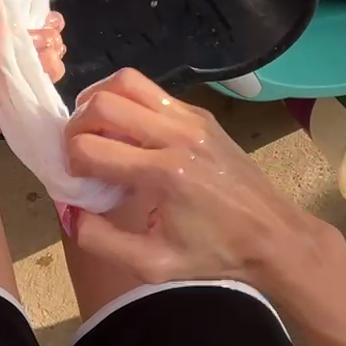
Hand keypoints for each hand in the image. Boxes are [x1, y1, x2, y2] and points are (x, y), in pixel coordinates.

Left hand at [0, 0, 67, 144]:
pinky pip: (53, 73)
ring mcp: (18, 66)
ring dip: (50, 55)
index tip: (43, 20)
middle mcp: (8, 41)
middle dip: (49, 36)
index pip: (33, 10)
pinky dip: (50, 73)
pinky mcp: (26, 88)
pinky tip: (40, 76)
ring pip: (54, 51)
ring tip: (33, 63)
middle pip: (50, 31)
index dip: (44, 15)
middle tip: (33, 44)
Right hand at [62, 68, 345, 299]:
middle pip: (102, 103)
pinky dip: (125, 102)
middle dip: (76, 126)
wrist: (276, 238)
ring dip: (97, 101)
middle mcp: (176, 136)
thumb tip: (69, 209)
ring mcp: (190, 119)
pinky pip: (149, 90)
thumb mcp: (151, 264)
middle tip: (79, 151)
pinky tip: (127, 130)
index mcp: (164, 174)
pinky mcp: (199, 114)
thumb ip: (99, 239)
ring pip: (125, 81)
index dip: (71, 163)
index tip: (79, 180)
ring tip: (95, 127)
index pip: (89, 147)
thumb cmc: (214, 255)